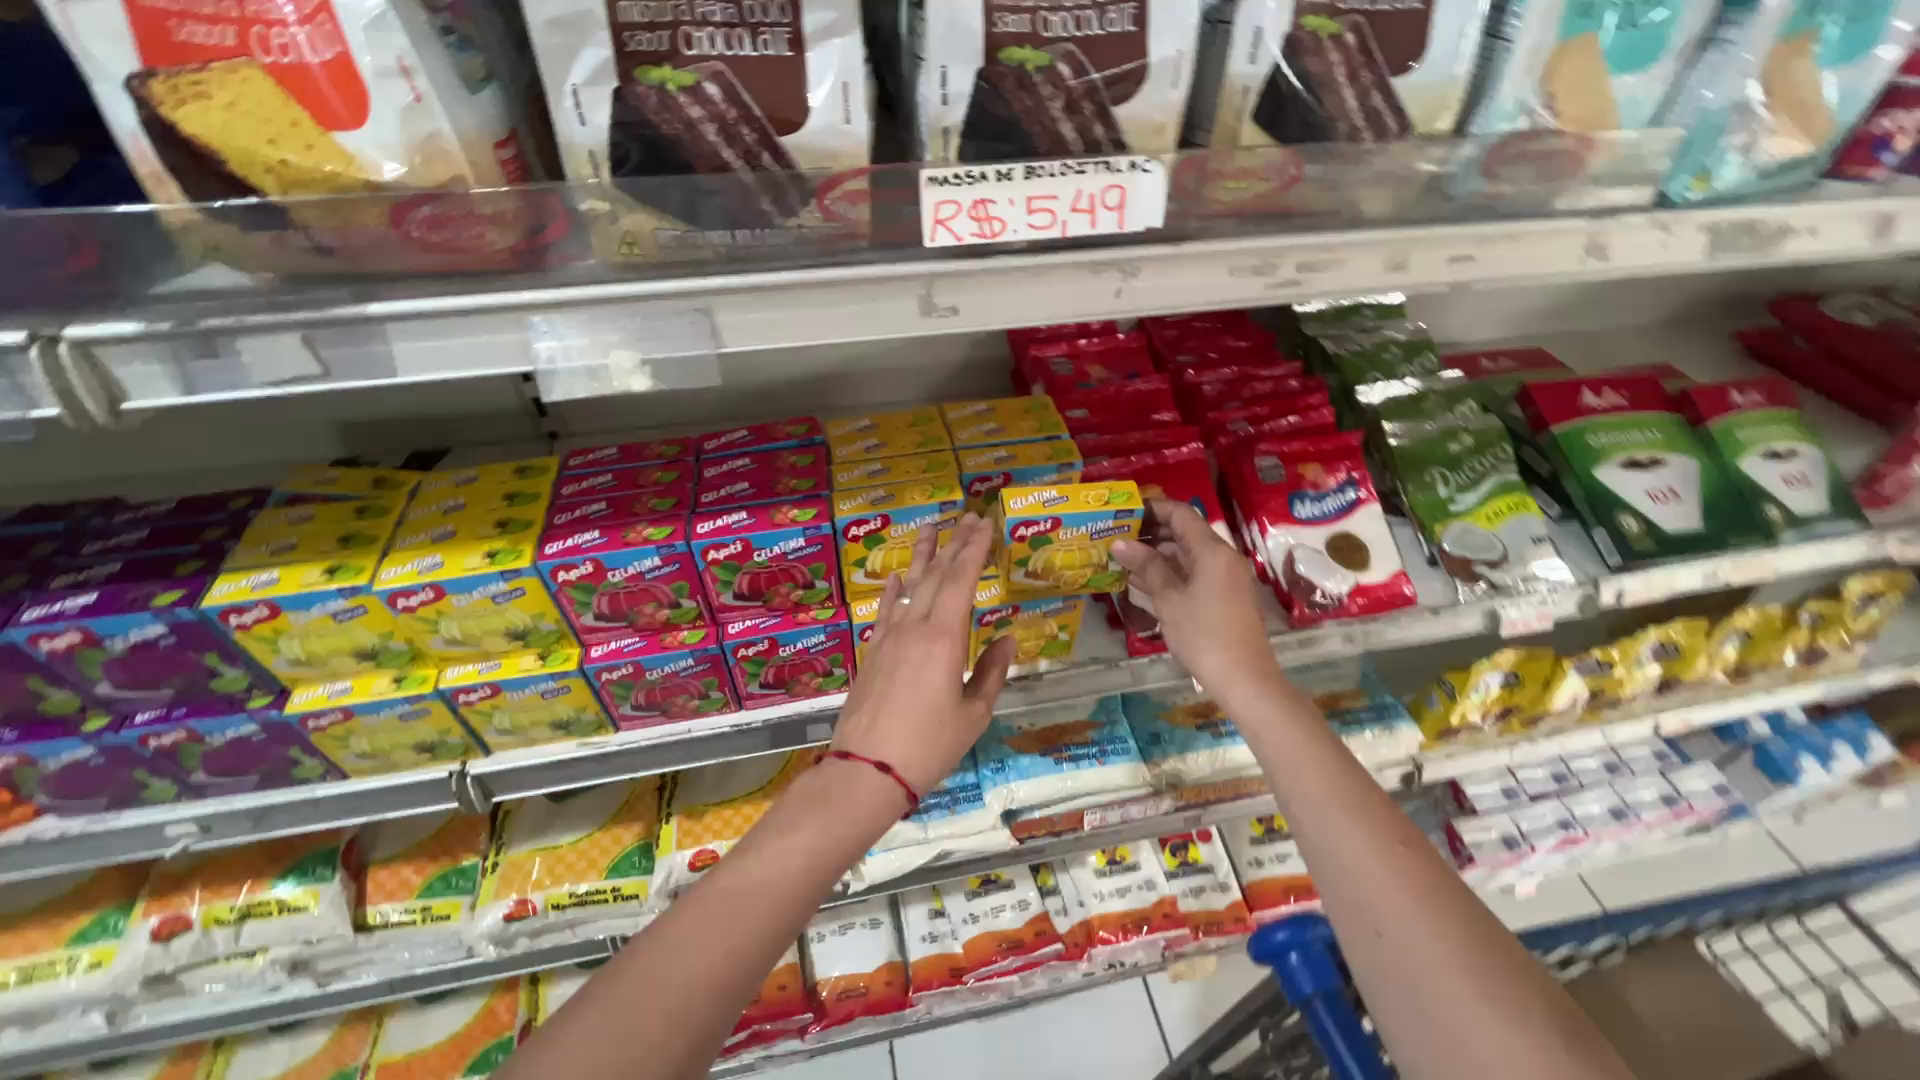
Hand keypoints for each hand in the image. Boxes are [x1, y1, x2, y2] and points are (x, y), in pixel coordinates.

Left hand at [833, 513, 1015, 794]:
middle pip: (936, 576)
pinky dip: (893, 592)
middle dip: (954, 544)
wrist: (866, 771)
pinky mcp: (872, 654)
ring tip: (931, 528)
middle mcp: (914, 628)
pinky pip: (885, 612)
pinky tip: (897, 578)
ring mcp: (888, 639)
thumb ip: (991, 673)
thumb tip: (1007, 640)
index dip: (974, 550)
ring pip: (909, 588)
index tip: (985, 524)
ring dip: (922, 557)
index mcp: (943, 638)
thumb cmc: (928, 746)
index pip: (961, 581)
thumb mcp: (973, 714)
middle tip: (968, 517)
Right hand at [1112, 499, 1284, 702]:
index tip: (1125, 511)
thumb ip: (1146, 568)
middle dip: (1152, 532)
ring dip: (1159, 555)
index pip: (1182, 514)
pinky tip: (1143, 582)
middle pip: (1186, 533)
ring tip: (1123, 558)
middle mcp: (1223, 557)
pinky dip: (1171, 573)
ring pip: (1189, 555)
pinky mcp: (1225, 597)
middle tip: (1118, 536)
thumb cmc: (1203, 635)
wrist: (1244, 678)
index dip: (1154, 508)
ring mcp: (1226, 578)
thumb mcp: (1169, 600)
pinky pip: (1195, 574)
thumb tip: (1120, 543)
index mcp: (1212, 551)